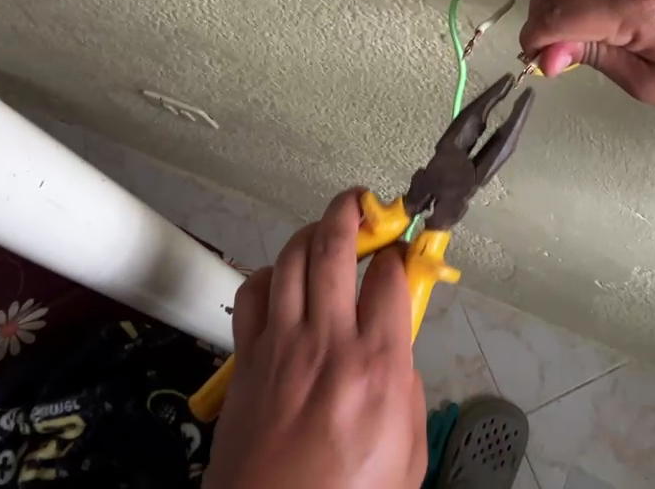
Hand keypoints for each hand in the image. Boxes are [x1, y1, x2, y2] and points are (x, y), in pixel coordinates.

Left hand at [205, 189, 427, 488]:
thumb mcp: (408, 453)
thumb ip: (407, 389)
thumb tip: (396, 347)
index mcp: (377, 365)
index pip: (389, 276)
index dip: (399, 253)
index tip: (401, 252)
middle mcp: (327, 341)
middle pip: (334, 246)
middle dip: (351, 209)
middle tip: (363, 202)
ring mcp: (281, 344)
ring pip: (290, 256)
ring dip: (311, 231)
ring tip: (325, 231)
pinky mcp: (246, 358)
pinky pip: (252, 291)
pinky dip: (269, 273)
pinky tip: (283, 280)